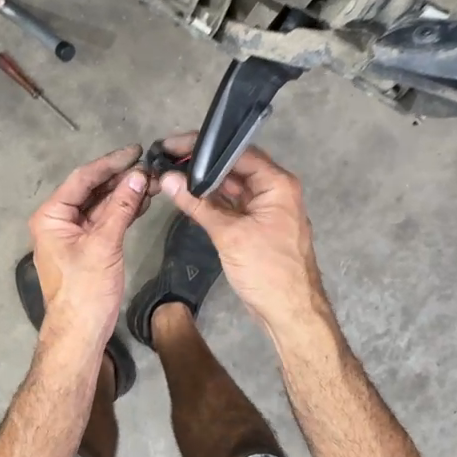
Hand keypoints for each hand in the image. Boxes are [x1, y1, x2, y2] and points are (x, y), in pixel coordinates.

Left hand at [28, 145, 150, 345]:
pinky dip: (123, 211)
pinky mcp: (86, 246)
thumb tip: (139, 177)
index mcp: (51, 215)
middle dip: (121, 180)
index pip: (83, 178)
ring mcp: (71, 234)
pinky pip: (104, 221)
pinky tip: (143, 202)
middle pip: (91, 189)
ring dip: (125, 195)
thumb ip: (121, 207)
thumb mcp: (104, 244)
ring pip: (100, 205)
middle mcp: (58, 220)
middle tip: (151, 169)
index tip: (137, 152)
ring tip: (153, 183)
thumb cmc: (85, 289)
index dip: (111, 163)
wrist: (80, 332)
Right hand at [154, 134, 326, 329]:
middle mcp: (274, 190)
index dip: (203, 147)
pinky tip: (187, 196)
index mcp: (277, 184)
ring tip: (171, 173)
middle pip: (234, 167)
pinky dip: (211, 201)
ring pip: (231, 187)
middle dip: (201, 163)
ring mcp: (266, 209)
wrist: (290, 312)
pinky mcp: (257, 226)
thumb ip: (197, 204)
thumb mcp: (229, 235)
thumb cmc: (267, 270)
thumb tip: (167, 179)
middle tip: (166, 157)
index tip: (172, 145)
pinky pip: (232, 205)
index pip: (237, 152)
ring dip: (204, 183)